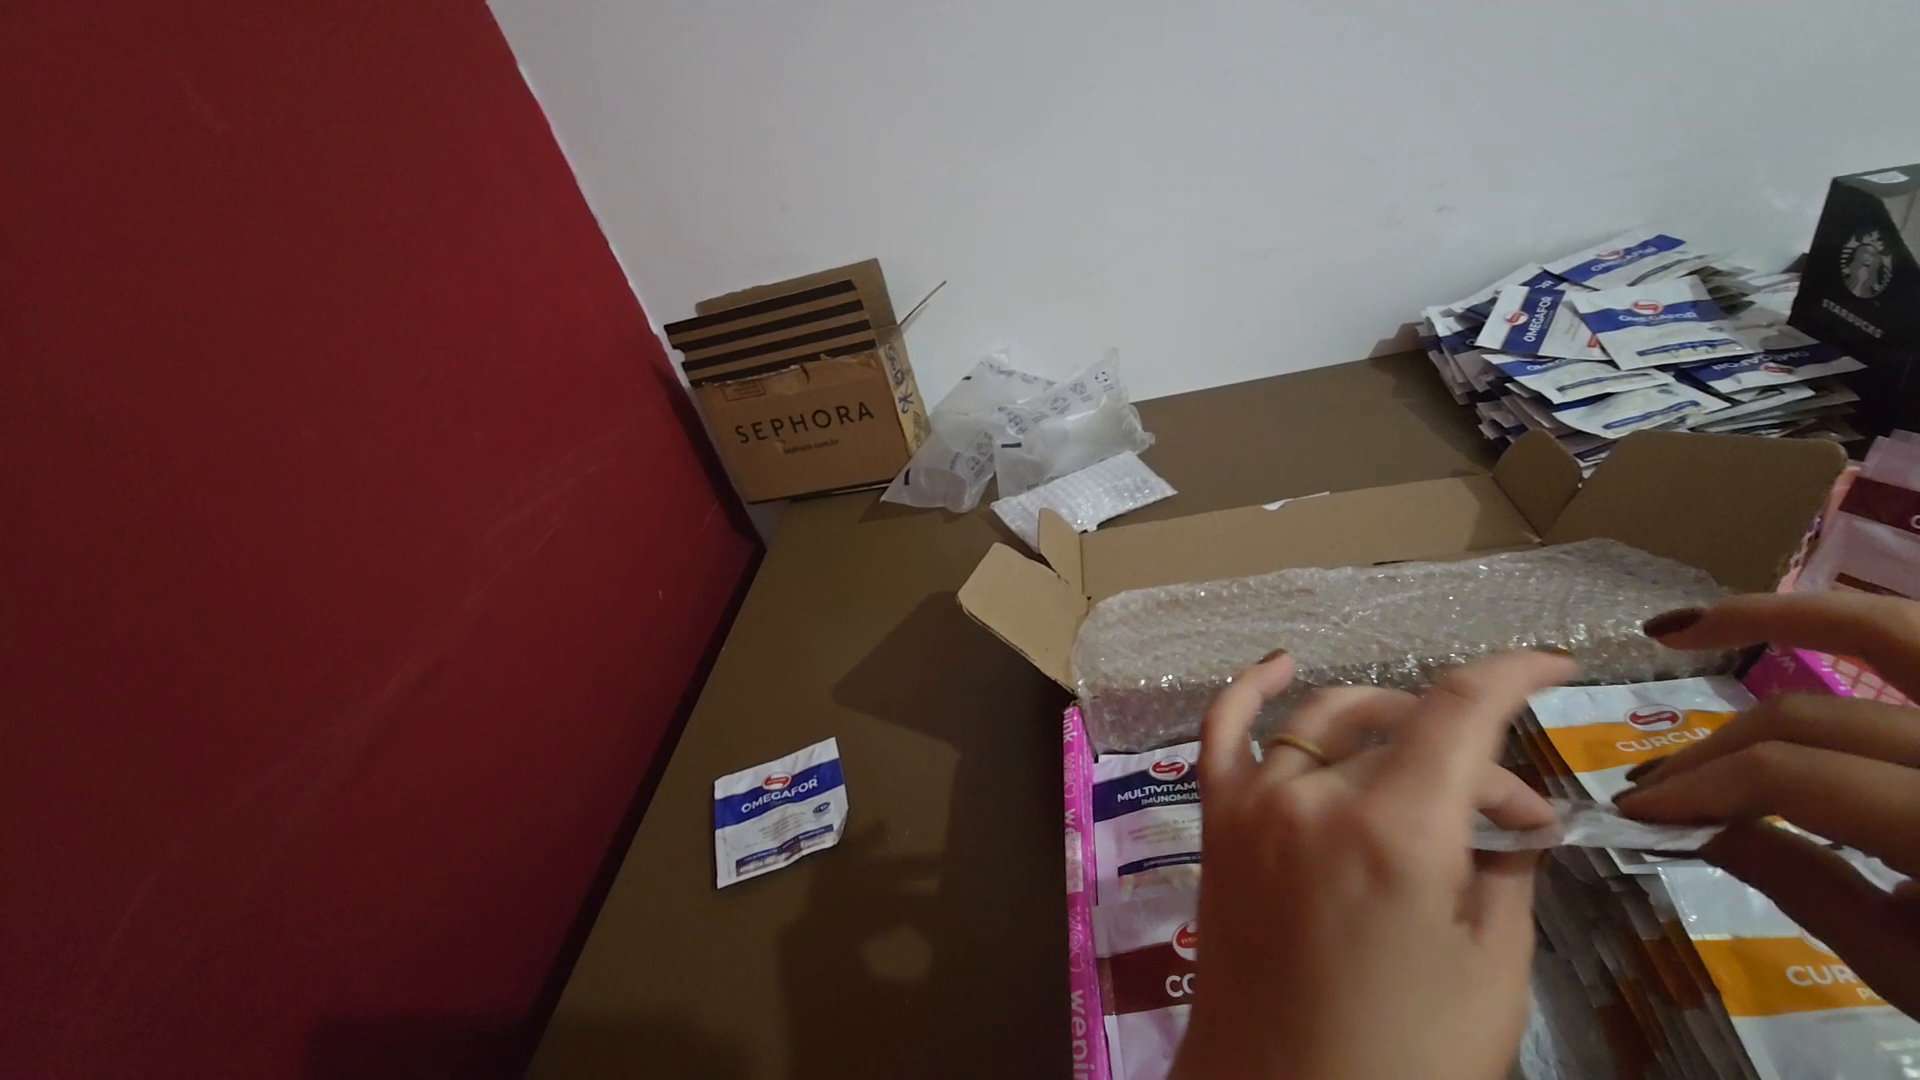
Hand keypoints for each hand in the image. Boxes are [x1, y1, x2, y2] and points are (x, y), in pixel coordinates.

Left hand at [1171, 650, 1573, 1079]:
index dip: (1511, 674)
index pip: (1459, 712)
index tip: (1550, 664)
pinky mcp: (1217, 819)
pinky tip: (1280, 666)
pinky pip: (1221, 730)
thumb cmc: (1406, 1058)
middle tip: (1511, 819)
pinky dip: (1249, 689)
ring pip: (1327, 725)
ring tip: (1432, 758)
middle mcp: (1314, 797)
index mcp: (1396, 832)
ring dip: (1388, 724)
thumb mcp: (1491, 972)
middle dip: (1472, 762)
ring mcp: (1253, 801)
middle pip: (1404, 733)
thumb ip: (1503, 873)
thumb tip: (1510, 820)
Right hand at [1619, 592, 1919, 1016]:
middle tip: (1652, 781)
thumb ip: (1797, 881)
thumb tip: (1677, 822)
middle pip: (1811, 719)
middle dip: (1715, 749)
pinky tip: (1776, 621)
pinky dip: (1844, 623)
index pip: (1796, 778)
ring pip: (1890, 631)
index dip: (1701, 787)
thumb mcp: (1912, 968)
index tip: (1634, 810)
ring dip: (1769, 617)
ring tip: (1678, 626)